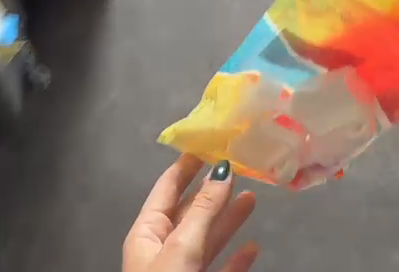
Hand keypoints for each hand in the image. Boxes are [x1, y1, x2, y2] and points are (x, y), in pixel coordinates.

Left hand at [123, 156, 259, 271]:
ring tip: (251, 198)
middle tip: (240, 165)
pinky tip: (252, 247)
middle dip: (215, 190)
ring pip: (207, 240)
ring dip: (228, 220)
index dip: (188, 162)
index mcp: (147, 233)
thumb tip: (223, 168)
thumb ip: (204, 208)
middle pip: (191, 211)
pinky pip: (219, 269)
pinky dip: (235, 258)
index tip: (211, 139)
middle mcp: (161, 250)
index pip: (169, 185)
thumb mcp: (182, 246)